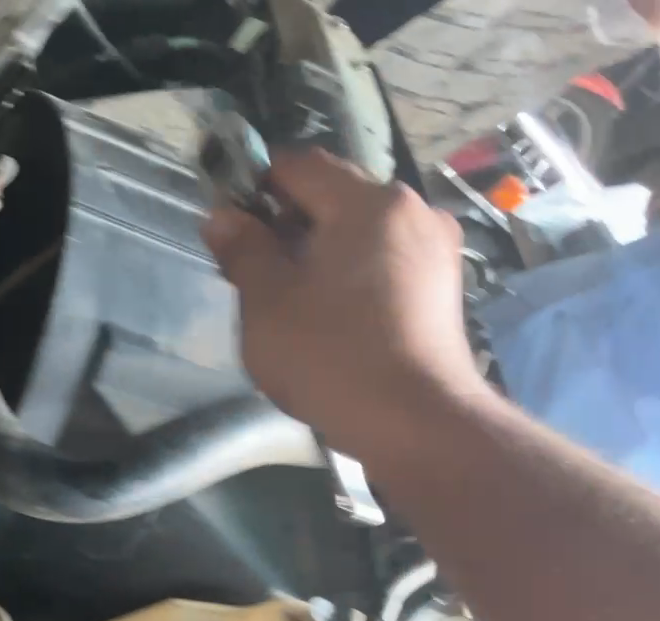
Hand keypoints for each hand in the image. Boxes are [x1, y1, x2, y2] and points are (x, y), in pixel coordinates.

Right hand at [202, 149, 489, 465]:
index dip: (253, 185)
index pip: (300, 166)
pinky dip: (343, 271)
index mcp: (367, 204)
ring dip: (312, 251)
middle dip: (282, 225)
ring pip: (354, 231)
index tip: (223, 224)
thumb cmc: (326, 352)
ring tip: (283, 300)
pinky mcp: (437, 282)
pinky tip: (323, 314)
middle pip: (330, 198)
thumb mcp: (265, 301)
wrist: (410, 416)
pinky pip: (377, 258)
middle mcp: (409, 210)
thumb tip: (221, 216)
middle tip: (246, 272)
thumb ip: (243, 251)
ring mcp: (432, 246)